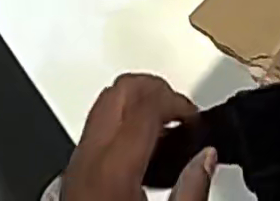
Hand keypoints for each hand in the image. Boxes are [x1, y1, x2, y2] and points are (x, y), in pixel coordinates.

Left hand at [62, 73, 216, 200]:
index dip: (177, 102)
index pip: (147, 105)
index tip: (195, 117)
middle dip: (155, 89)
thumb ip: (190, 192)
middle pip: (121, 90)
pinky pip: (97, 125)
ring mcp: (78, 162)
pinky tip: (143, 143)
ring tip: (167, 121)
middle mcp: (90, 156)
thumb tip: (206, 158)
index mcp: (114, 167)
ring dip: (137, 100)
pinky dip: (122, 117)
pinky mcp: (73, 174)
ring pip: (106, 101)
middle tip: (181, 109)